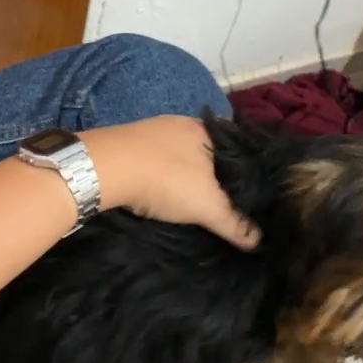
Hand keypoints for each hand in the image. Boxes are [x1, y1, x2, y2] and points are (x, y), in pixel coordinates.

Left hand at [81, 116, 257, 249]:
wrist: (104, 166)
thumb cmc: (165, 179)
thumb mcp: (207, 206)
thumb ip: (234, 222)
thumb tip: (258, 240)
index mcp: (206, 129)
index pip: (237, 149)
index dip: (244, 172)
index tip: (248, 195)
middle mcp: (180, 122)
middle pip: (206, 152)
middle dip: (212, 175)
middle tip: (219, 201)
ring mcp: (151, 129)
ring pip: (178, 155)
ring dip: (183, 174)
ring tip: (189, 199)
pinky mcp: (127, 140)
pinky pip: (154, 158)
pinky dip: (159, 173)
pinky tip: (158, 189)